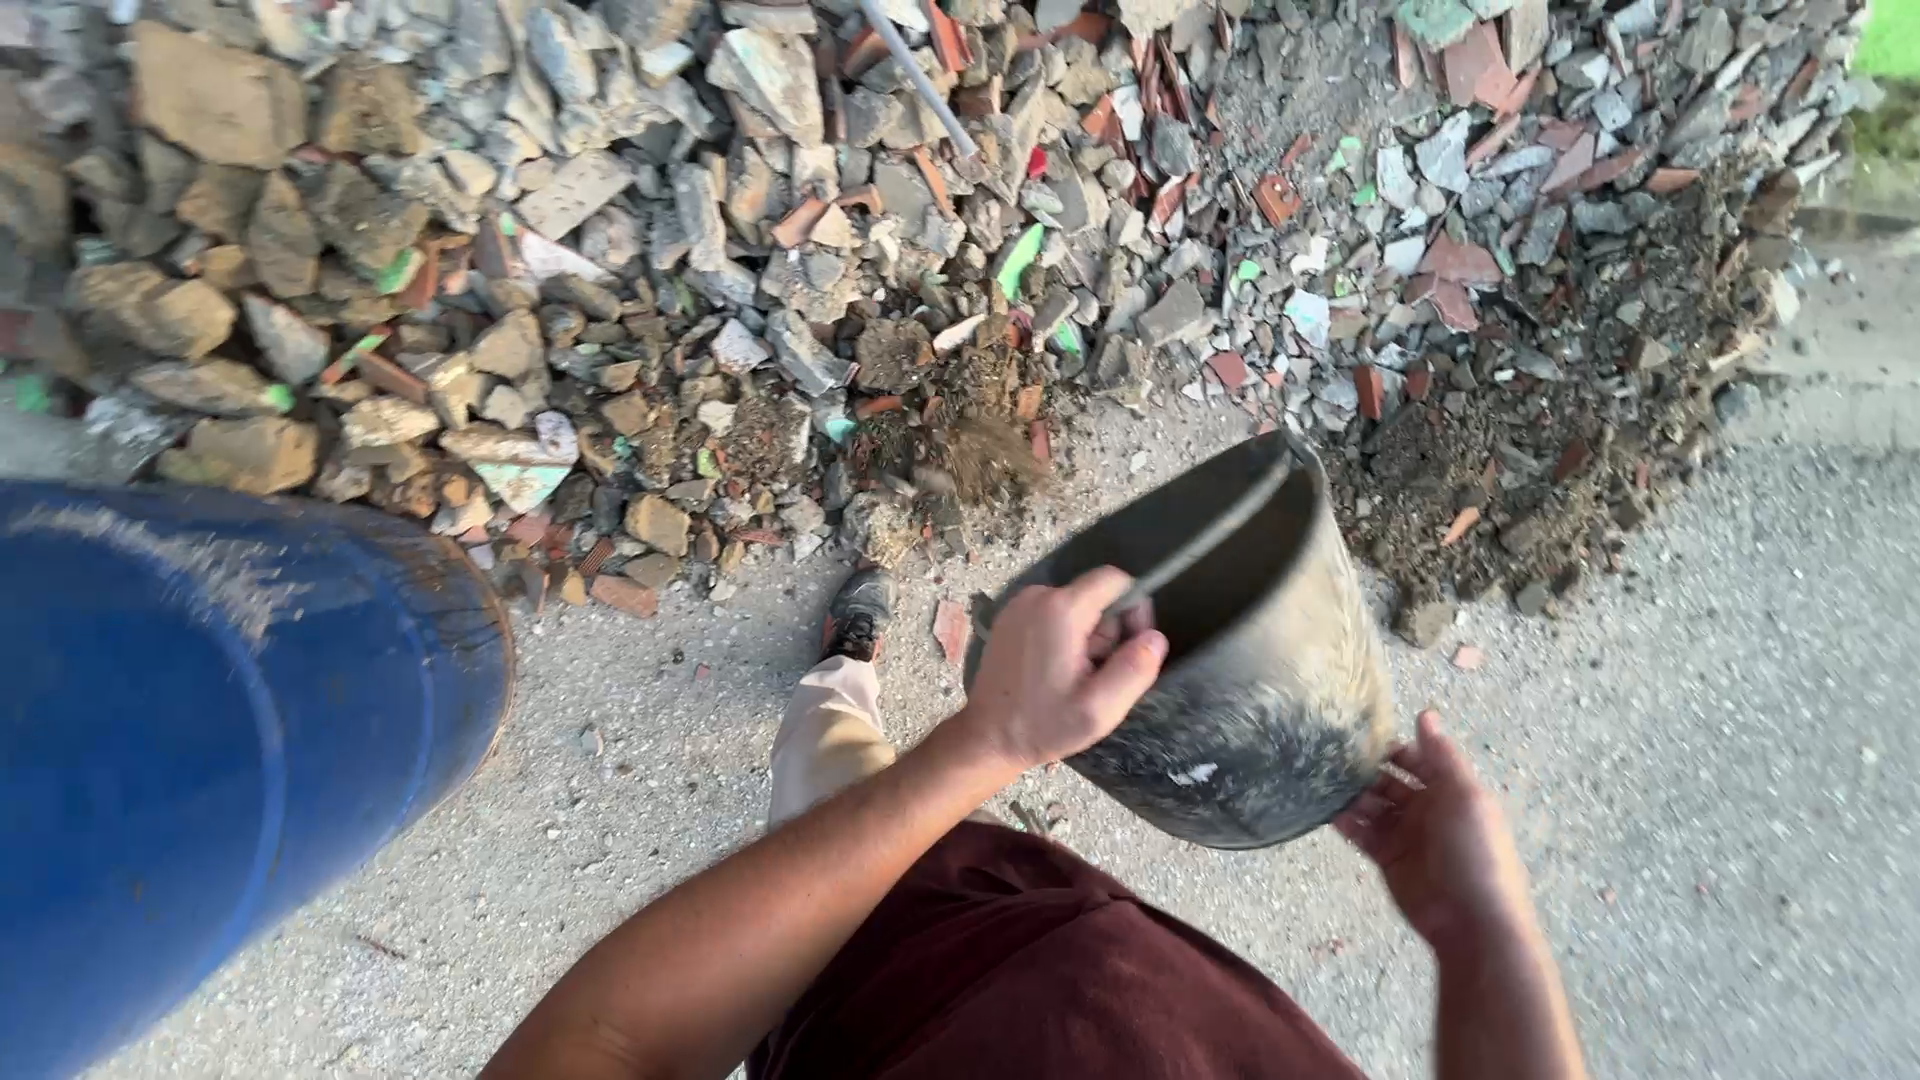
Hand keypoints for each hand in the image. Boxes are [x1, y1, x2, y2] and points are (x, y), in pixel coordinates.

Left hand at [954, 567, 1168, 771]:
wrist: (988, 737)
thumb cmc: (1044, 725)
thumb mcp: (1099, 709)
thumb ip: (1135, 669)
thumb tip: (1155, 637)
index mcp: (1060, 609)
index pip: (1114, 579)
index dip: (1134, 608)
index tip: (1131, 646)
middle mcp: (1037, 596)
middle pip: (1095, 595)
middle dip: (1107, 631)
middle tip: (1095, 673)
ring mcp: (1019, 605)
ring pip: (1076, 606)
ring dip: (1086, 637)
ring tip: (1073, 676)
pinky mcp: (1010, 618)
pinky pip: (1053, 614)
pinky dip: (1063, 636)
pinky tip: (1054, 671)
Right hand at [1335, 710, 1539, 957]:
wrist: (1472, 921)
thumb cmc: (1475, 853)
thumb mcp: (1466, 797)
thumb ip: (1442, 756)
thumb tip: (1425, 712)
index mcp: (1449, 792)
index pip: (1415, 759)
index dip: (1391, 746)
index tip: (1358, 731)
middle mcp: (1425, 809)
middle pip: (1387, 780)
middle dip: (1363, 769)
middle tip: (1329, 753)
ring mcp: (1404, 834)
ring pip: (1370, 804)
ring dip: (1349, 793)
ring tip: (1320, 779)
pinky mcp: (1385, 857)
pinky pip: (1359, 832)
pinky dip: (1343, 821)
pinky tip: (1324, 809)